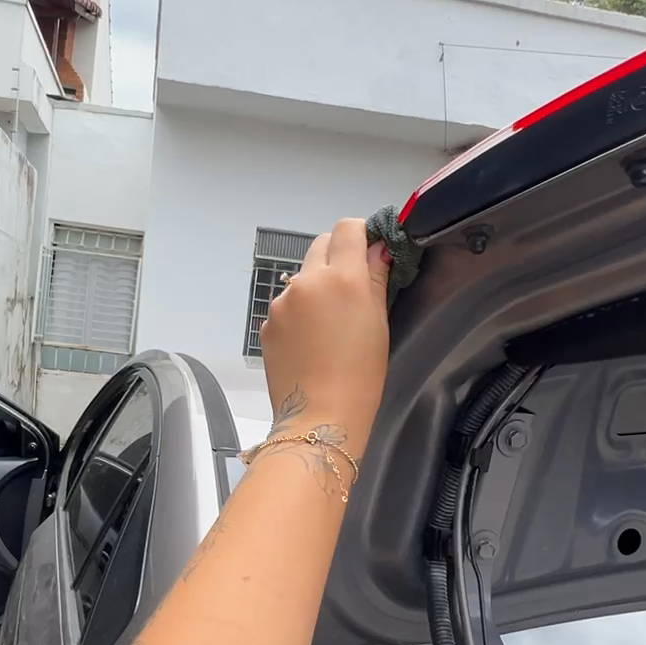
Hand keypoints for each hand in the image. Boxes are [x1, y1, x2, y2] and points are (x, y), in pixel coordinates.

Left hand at [259, 218, 391, 457]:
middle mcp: (306, 281)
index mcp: (341, 277)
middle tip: (352, 287)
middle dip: (337, 257)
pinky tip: (310, 343)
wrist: (319, 416)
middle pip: (321, 245)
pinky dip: (299, 314)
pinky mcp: (267, 325)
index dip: (360, 234)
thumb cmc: (361, 374)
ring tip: (329, 326)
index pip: (347, 228)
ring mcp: (281, 303)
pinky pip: (286, 306)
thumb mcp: (378, 322)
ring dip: (316, 288)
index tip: (369, 252)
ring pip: (302, 278)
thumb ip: (375, 278)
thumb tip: (375, 249)